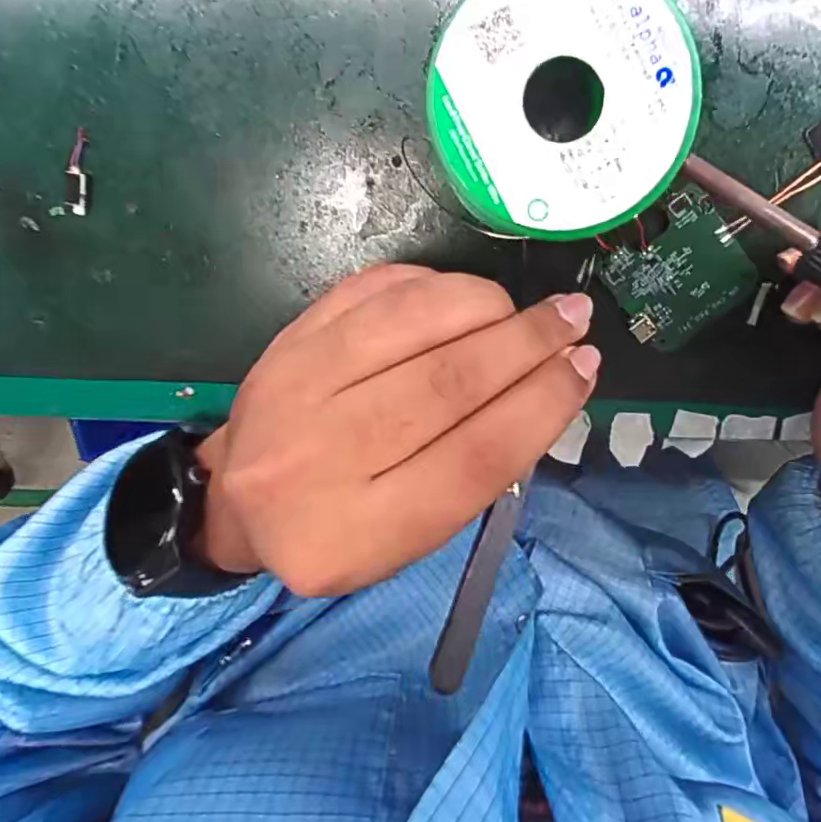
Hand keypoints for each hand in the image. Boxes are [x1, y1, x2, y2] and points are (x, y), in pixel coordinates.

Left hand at [195, 265, 599, 596]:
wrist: (237, 499)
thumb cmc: (335, 527)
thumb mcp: (405, 539)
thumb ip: (471, 475)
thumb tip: (543, 388)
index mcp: (362, 531)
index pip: (474, 459)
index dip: (543, 405)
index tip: (583, 368)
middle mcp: (323, 456)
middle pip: (446, 383)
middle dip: (525, 343)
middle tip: (571, 319)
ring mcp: (295, 389)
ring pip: (407, 325)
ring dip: (482, 304)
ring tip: (519, 308)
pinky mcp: (286, 343)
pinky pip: (367, 292)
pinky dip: (426, 282)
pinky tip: (458, 294)